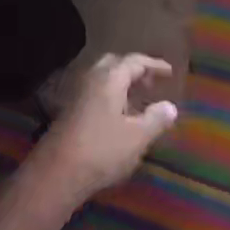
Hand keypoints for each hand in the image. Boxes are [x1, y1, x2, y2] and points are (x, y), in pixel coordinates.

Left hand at [24, 54, 178, 206]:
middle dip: (134, 69)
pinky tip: (120, 114)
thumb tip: (170, 106)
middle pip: (115, 63)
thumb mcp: (137, 137)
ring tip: (140, 98)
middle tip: (152, 83)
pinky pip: (96, 90)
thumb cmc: (103, 149)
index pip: (133, 61)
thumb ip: (155, 119)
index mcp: (109, 79)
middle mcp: (92, 78)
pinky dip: (111, 94)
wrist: (60, 167)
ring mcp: (78, 92)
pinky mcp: (72, 107)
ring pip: (103, 77)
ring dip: (122, 82)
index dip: (153, 64)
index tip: (170, 71)